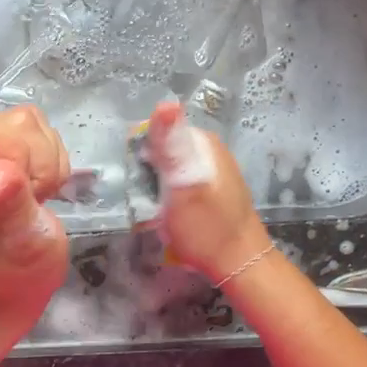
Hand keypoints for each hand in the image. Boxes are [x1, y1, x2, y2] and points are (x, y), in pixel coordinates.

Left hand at [0, 107, 71, 326]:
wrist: (12, 276)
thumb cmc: (10, 267)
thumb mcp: (16, 246)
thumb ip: (8, 208)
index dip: (20, 160)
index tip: (26, 195)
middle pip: (16, 125)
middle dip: (37, 164)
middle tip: (29, 200)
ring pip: (33, 126)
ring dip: (46, 164)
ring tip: (32, 197)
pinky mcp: (7, 142)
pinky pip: (44, 134)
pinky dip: (52, 162)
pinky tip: (38, 188)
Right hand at [144, 98, 272, 282]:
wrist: (238, 264)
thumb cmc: (206, 227)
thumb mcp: (182, 184)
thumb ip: (171, 145)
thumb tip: (165, 102)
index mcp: (201, 142)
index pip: (154, 131)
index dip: (134, 153)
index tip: (128, 178)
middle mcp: (207, 150)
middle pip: (159, 150)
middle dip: (141, 171)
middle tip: (137, 198)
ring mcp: (209, 171)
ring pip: (165, 169)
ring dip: (150, 186)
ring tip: (146, 208)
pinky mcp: (208, 191)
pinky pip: (175, 185)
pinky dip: (163, 197)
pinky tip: (161, 214)